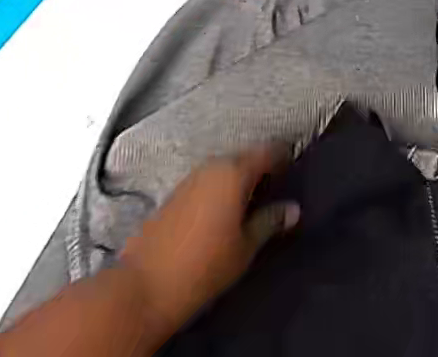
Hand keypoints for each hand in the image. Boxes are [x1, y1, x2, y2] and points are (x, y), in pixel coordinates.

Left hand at [120, 145, 300, 340]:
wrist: (142, 286)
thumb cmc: (202, 266)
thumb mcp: (245, 247)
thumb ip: (270, 222)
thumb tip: (293, 209)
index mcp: (234, 171)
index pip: (268, 150)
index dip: (284, 155)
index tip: (295, 166)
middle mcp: (212, 166)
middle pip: (245, 157)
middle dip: (261, 167)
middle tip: (277, 185)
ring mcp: (190, 178)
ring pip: (225, 168)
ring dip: (240, 178)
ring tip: (253, 200)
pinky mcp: (174, 194)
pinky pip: (208, 181)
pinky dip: (221, 188)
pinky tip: (225, 210)